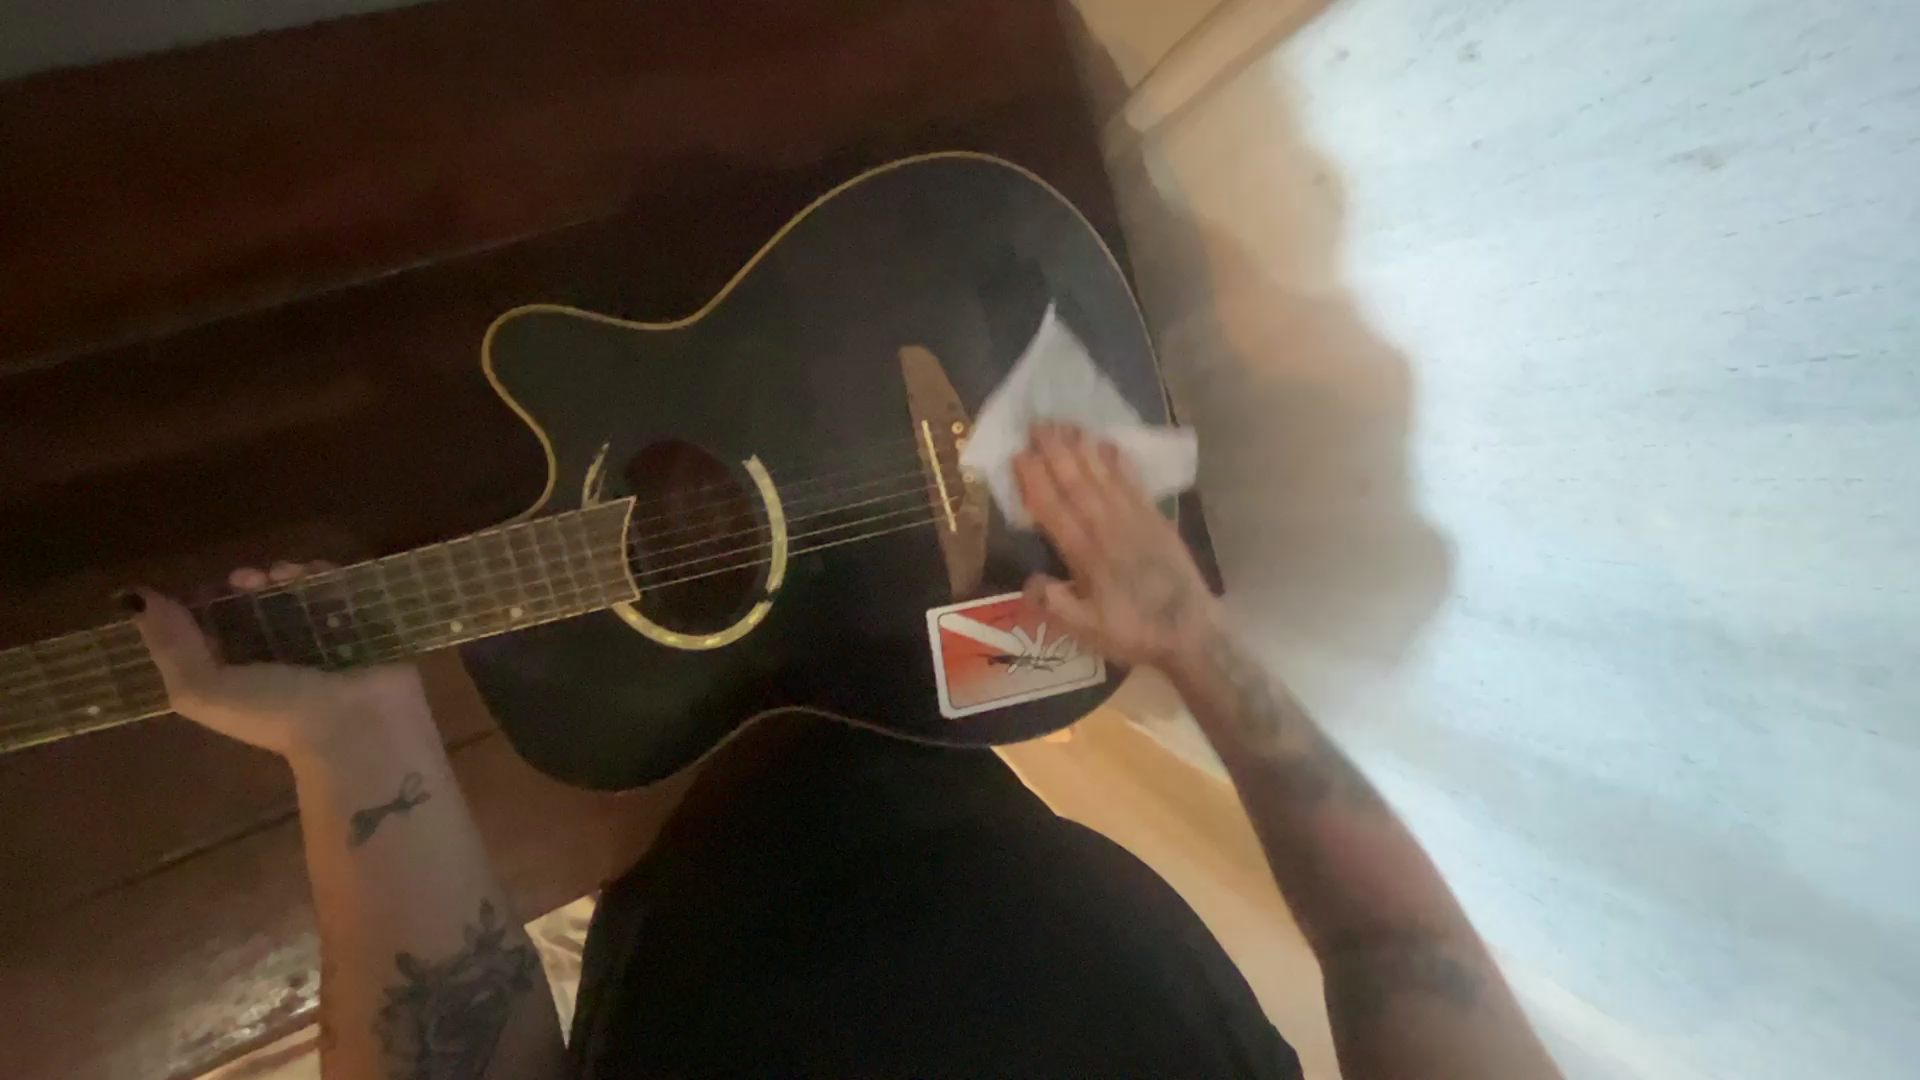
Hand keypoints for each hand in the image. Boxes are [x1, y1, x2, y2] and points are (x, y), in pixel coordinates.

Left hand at [128, 561, 428, 762]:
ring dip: (294, 574)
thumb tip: (135, 596)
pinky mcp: (367, 628)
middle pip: (261, 603)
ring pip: (305, 593)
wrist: (356, 724)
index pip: (218, 622)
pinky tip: (326, 573)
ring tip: (295, 571)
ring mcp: (326, 639)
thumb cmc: (276, 711)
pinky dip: (335, 578)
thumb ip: (170, 644)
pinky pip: (348, 594)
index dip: (212, 598)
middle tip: (257, 578)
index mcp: (237, 669)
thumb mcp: (203, 689)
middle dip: (254, 583)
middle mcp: (279, 652)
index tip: (217, 586)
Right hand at [1012, 423, 1222, 670]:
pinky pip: (1133, 483)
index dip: (1034, 481)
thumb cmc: (1134, 633)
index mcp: (1085, 555)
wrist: (1192, 634)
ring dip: (1083, 449)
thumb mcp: (1087, 631)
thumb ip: (1054, 605)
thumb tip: (1027, 580)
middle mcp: (1107, 528)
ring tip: (1066, 424)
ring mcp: (1135, 520)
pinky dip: (1120, 462)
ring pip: (1103, 476)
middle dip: (1056, 452)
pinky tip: (1109, 444)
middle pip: (1077, 483)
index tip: (1019, 454)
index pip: (1053, 510)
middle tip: (1038, 423)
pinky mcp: (1156, 519)